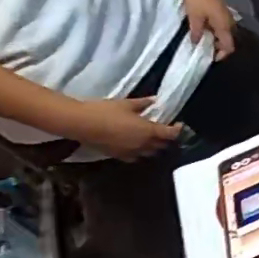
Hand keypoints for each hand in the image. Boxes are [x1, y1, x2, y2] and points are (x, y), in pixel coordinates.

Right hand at [64, 97, 181, 160]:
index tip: (178, 124)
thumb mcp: (126, 104)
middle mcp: (144, 144)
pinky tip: (136, 147)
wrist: (80, 123)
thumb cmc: (104, 111)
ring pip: (151, 153)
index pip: (170, 134)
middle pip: (162, 145)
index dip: (177, 129)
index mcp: (149, 131)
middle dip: (166, 139)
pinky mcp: (120, 156)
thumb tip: (154, 100)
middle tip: (164, 131)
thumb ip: (142, 103)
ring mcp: (133, 152)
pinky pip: (136, 157)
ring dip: (154, 147)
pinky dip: (140, 153)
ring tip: (151, 139)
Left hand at [180, 0, 235, 59]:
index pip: (229, 47)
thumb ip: (197, 32)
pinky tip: (206, 28)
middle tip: (207, 49)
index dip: (222, 55)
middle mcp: (230, 23)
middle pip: (229, 40)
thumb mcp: (194, 17)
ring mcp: (227, 15)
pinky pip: (223, 25)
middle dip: (220, 47)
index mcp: (225, 27)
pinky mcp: (222, 10)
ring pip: (226, 32)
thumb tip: (196, 43)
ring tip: (205, 39)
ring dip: (217, 38)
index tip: (211, 58)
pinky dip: (216, 30)